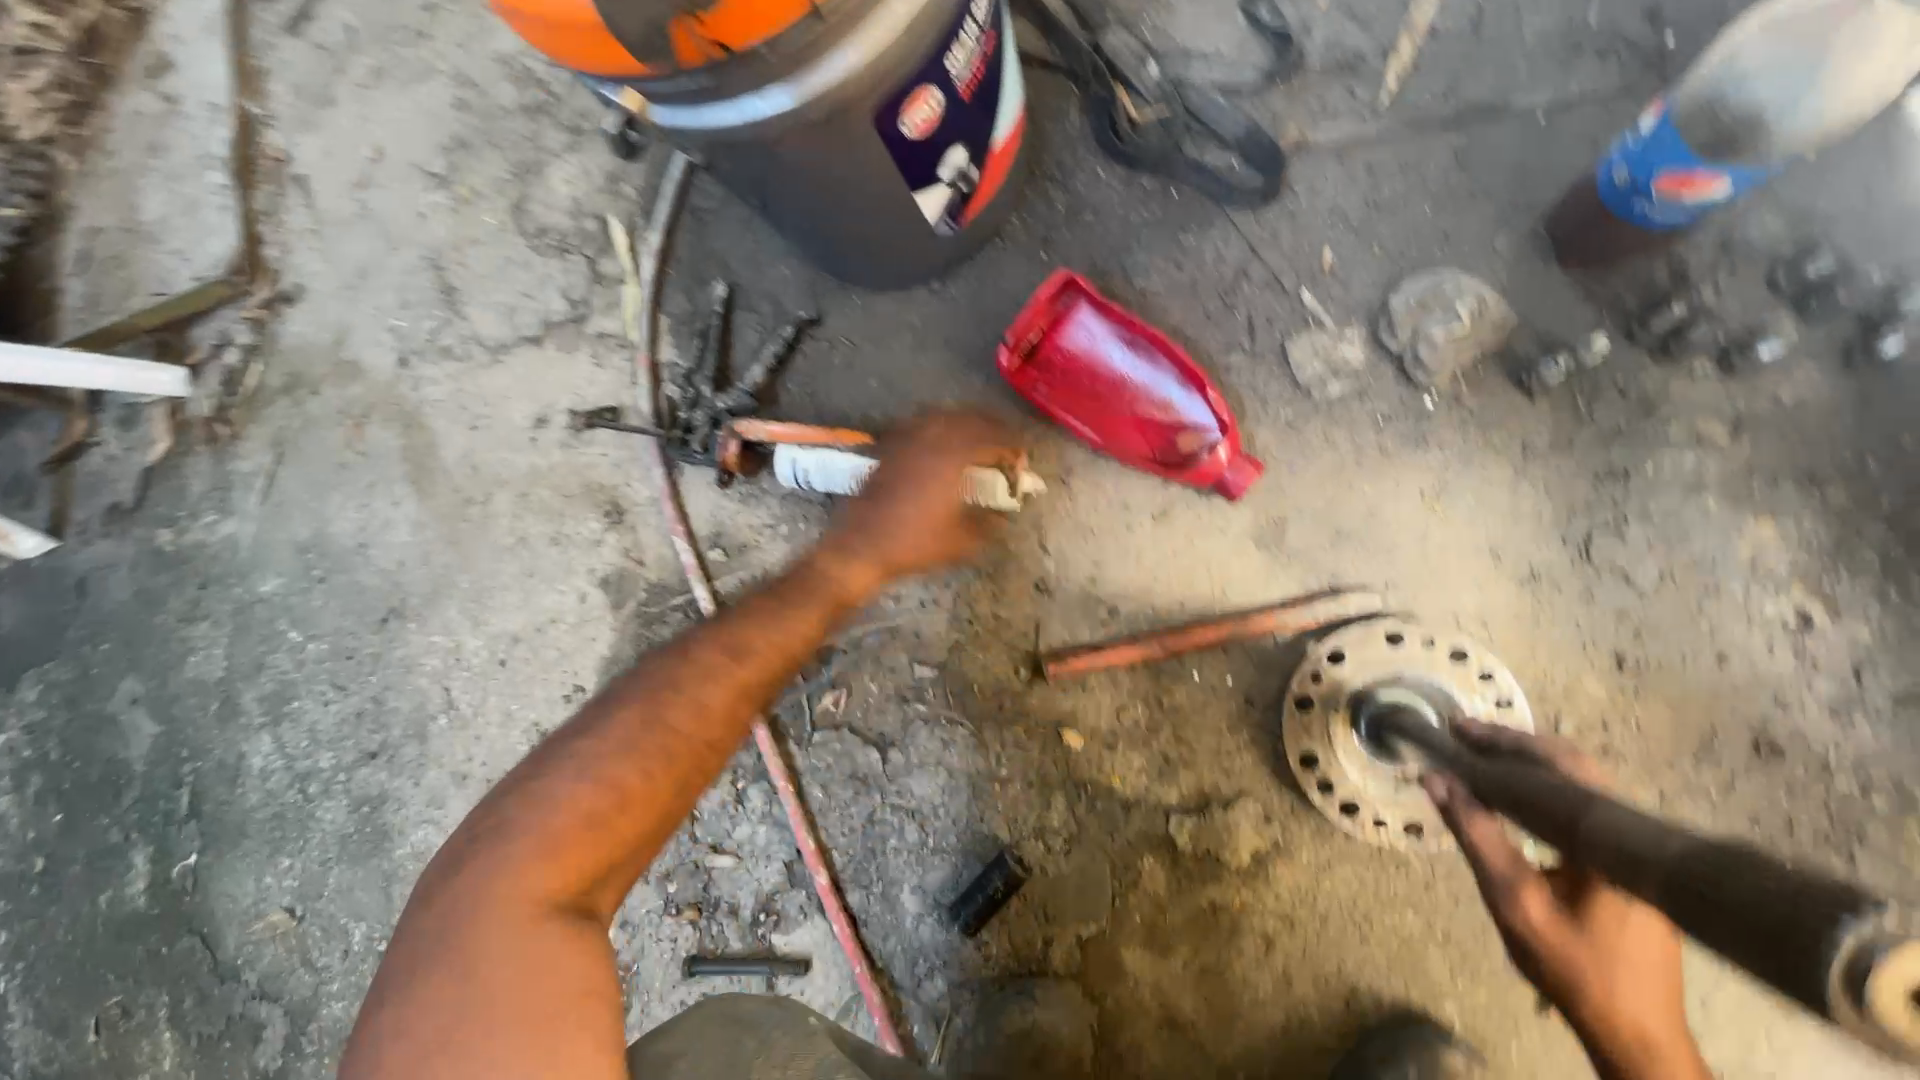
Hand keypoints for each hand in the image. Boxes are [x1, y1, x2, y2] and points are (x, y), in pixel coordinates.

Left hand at [815, 409, 1018, 590]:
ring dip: (965, 422)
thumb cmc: (912, 544)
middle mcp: (930, 440)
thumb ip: (989, 524)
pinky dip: (937, 426)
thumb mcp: (960, 541)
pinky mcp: (889, 448)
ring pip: (942, 416)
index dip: (1012, 448)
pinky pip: (919, 424)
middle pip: (969, 418)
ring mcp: (905, 441)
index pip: (992, 439)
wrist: (860, 547)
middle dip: (992, 427)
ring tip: (978, 437)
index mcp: (952, 457)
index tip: (1022, 462)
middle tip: (1006, 444)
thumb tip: (1004, 516)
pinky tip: (940, 441)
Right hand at [1422, 719, 1709, 1079]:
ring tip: (1480, 752)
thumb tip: (1435, 780)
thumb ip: (1475, 835)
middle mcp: (1630, 829)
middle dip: (1513, 744)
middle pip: (1571, 764)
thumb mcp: (1513, 901)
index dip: (1499, 745)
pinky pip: (1585, 802)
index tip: (1455, 731)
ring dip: (1529, 763)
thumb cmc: (1573, 966)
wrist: (1637, 1028)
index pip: (1552, 766)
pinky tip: (1516, 790)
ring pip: (1581, 782)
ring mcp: (1637, 845)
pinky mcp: (1632, 860)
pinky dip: (1545, 785)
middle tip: (1462, 732)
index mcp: (1606, 834)